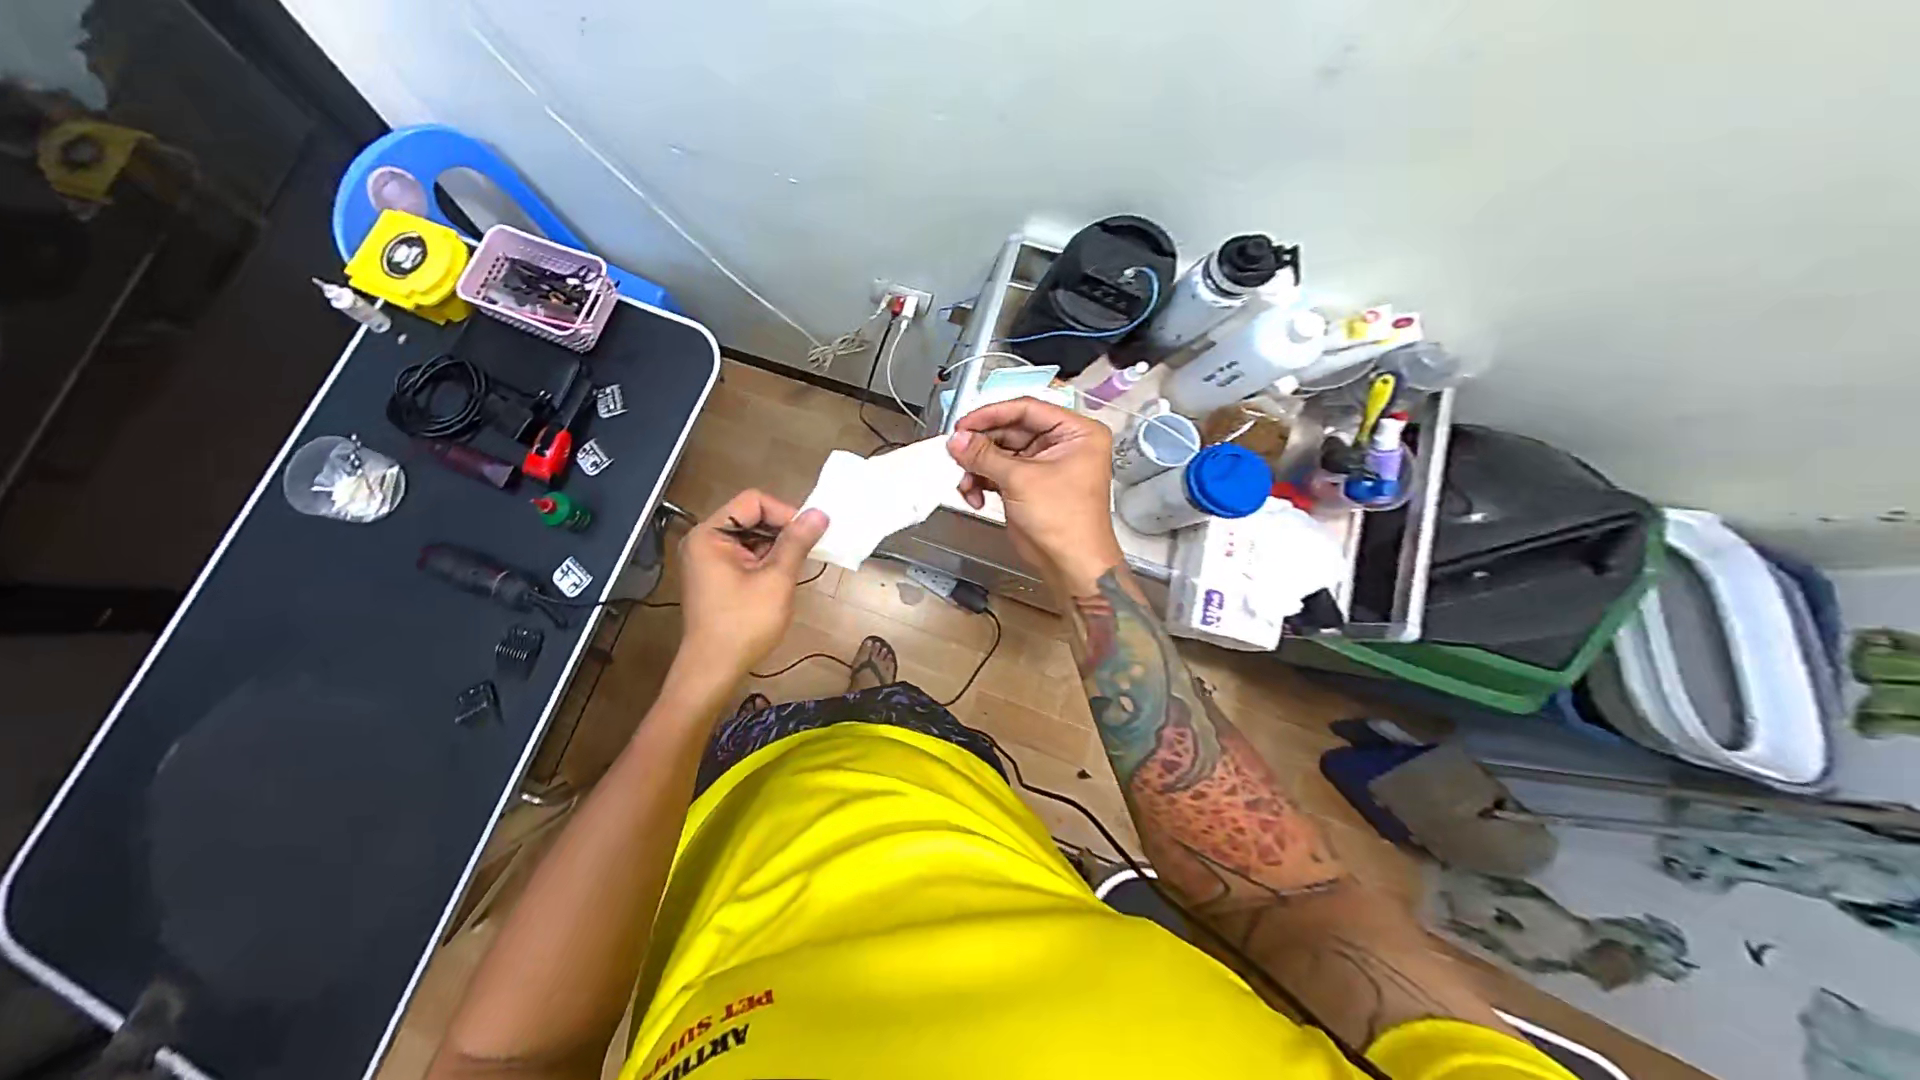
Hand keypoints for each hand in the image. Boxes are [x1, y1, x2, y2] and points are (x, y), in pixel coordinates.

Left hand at [674, 490, 828, 684]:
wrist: (714, 669)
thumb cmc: (744, 623)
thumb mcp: (776, 579)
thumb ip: (797, 542)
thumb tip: (820, 513)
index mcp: (710, 535)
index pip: (753, 501)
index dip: (785, 513)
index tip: (808, 535)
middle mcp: (704, 541)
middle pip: (751, 517)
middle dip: (782, 530)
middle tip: (808, 550)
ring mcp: (709, 560)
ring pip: (751, 537)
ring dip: (777, 547)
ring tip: (797, 566)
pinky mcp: (716, 576)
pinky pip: (746, 555)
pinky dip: (767, 560)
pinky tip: (782, 577)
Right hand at [947, 397, 1123, 593]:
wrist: (1072, 565)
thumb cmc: (1070, 525)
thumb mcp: (1021, 480)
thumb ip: (985, 455)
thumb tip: (960, 440)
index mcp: (1076, 433)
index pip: (1027, 409)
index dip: (992, 414)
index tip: (966, 423)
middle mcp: (1063, 445)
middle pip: (1011, 430)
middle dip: (981, 445)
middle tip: (958, 450)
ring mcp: (1046, 466)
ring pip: (1001, 453)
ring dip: (979, 466)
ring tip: (965, 477)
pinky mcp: (1031, 486)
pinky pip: (1000, 473)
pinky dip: (984, 481)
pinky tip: (974, 492)